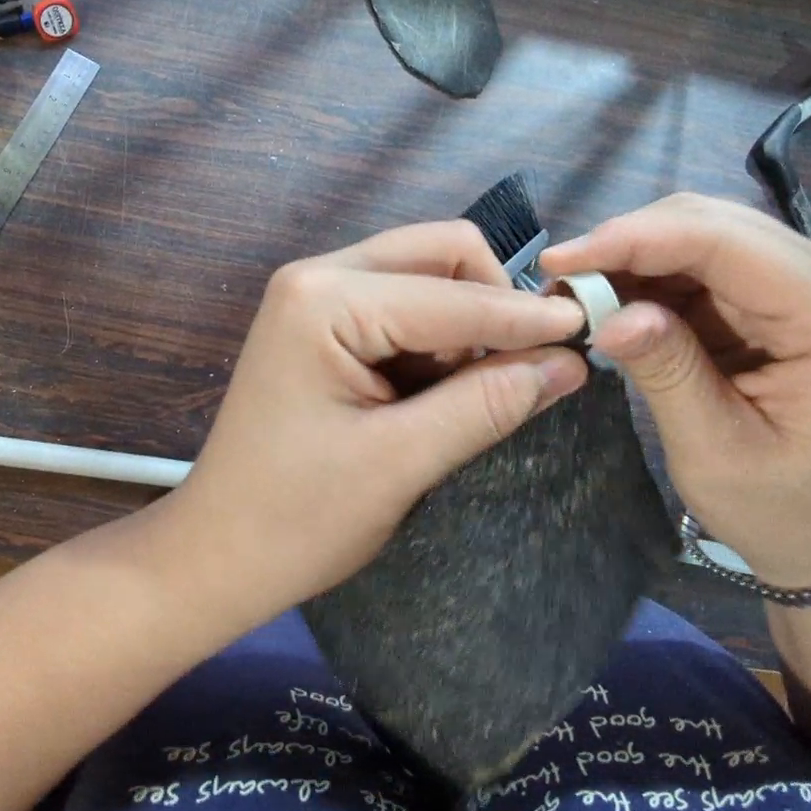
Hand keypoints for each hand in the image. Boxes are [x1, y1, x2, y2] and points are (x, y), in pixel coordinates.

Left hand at [166, 220, 589, 620]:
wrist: (218, 555)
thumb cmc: (296, 519)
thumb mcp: (401, 463)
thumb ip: (487, 404)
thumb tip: (569, 362)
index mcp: (324, 299)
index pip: (452, 293)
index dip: (525, 315)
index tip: (593, 329)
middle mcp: (318, 277)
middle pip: (439, 255)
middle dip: (491, 305)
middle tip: (527, 366)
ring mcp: (315, 298)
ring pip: (425, 279)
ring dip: (465, 327)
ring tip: (471, 395)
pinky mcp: (321, 327)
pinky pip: (402, 311)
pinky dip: (437, 343)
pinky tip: (437, 393)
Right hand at [542, 193, 810, 589]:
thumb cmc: (779, 506)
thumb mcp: (714, 450)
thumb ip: (669, 374)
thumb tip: (612, 316)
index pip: (724, 242)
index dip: (634, 240)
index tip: (557, 262)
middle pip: (710, 224)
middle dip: (624, 244)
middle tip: (556, 282)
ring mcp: (805, 279)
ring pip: (699, 232)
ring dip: (630, 257)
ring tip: (574, 294)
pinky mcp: (776, 292)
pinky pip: (700, 260)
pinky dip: (646, 276)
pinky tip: (609, 300)